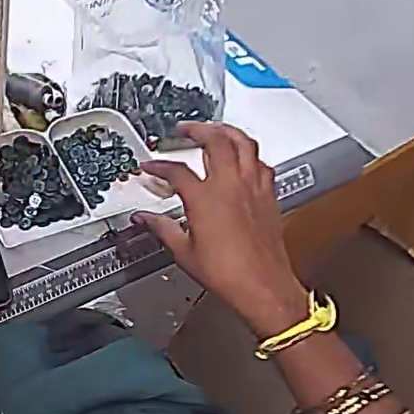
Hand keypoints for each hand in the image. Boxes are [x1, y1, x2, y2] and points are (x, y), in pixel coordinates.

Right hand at [132, 122, 313, 336]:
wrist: (261, 285)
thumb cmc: (227, 273)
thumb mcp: (183, 251)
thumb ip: (161, 228)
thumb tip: (144, 219)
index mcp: (205, 198)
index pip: (176, 171)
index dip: (159, 166)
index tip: (150, 166)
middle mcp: (231, 185)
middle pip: (215, 140)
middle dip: (197, 130)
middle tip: (185, 129)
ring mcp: (253, 186)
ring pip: (243, 142)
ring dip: (227, 131)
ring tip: (216, 129)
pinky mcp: (269, 194)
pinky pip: (260, 162)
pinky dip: (249, 153)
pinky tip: (244, 157)